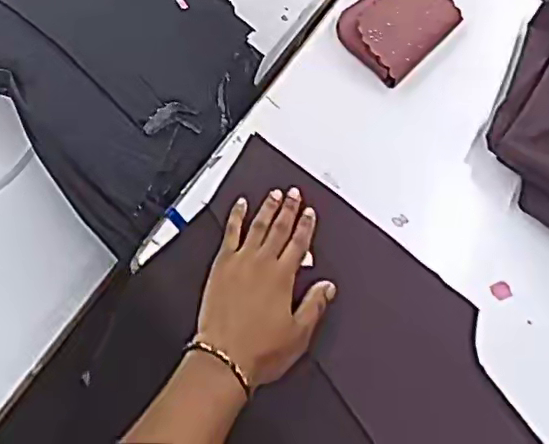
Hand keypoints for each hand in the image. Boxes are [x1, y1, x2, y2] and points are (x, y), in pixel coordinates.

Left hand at [194, 189, 334, 390]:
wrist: (225, 355)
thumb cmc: (260, 349)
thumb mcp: (298, 334)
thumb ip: (314, 305)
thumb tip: (326, 287)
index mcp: (282, 278)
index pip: (298, 244)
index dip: (305, 226)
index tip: (309, 212)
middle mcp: (262, 263)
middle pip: (279, 228)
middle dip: (288, 209)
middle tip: (294, 193)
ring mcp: (240, 260)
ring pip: (257, 225)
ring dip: (267, 208)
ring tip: (274, 194)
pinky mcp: (222, 262)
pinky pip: (231, 231)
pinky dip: (236, 215)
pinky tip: (240, 205)